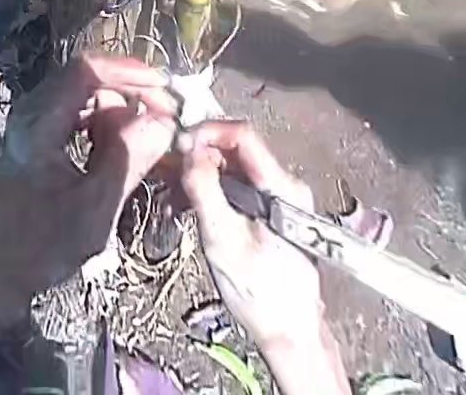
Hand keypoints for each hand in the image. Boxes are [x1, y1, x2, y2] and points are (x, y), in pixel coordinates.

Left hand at [0, 55, 176, 358]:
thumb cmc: (41, 246)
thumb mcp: (93, 209)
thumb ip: (129, 159)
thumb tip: (166, 120)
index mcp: (40, 122)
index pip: (87, 70)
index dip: (128, 71)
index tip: (164, 88)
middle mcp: (35, 109)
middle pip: (90, 76)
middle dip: (131, 91)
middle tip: (165, 115)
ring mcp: (37, 118)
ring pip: (90, 93)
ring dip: (121, 110)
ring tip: (145, 141)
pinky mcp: (43, 131)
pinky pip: (83, 110)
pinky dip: (107, 122)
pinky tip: (121, 148)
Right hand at [180, 122, 348, 393]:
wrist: (292, 335)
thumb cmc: (260, 292)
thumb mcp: (224, 240)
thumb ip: (206, 189)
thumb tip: (189, 149)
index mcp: (281, 184)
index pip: (243, 134)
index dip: (209, 132)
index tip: (180, 145)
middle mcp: (285, 182)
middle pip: (238, 148)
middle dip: (203, 152)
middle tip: (174, 169)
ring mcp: (281, 196)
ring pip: (236, 166)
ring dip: (205, 172)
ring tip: (179, 192)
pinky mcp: (273, 210)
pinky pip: (240, 184)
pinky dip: (216, 188)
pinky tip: (195, 205)